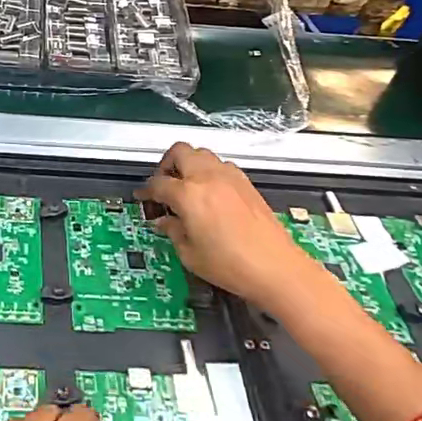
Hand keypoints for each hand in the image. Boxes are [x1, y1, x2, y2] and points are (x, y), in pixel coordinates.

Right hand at [136, 142, 317, 309]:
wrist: (277, 268)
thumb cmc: (235, 265)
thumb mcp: (191, 255)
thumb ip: (173, 232)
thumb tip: (165, 223)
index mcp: (188, 194)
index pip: (158, 183)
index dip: (146, 191)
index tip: (144, 197)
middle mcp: (208, 177)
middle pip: (179, 151)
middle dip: (166, 164)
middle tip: (163, 184)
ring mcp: (229, 177)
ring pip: (201, 153)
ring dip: (189, 164)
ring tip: (186, 187)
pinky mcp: (245, 183)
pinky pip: (220, 165)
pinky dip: (209, 172)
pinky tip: (209, 193)